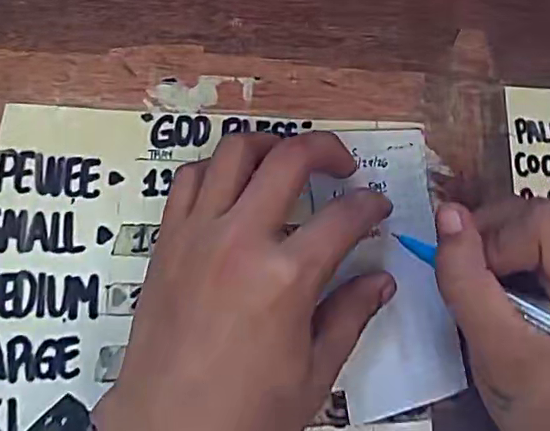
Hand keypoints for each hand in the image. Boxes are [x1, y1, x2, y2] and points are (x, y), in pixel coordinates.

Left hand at [93, 132, 395, 430]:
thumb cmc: (242, 416)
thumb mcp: (313, 376)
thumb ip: (350, 316)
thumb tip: (381, 280)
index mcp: (285, 279)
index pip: (344, 217)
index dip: (370, 205)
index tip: (375, 206)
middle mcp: (241, 241)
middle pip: (291, 158)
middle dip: (327, 148)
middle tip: (340, 163)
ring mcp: (200, 233)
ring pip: (235, 151)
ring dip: (269, 145)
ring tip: (286, 159)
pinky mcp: (168, 238)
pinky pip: (189, 177)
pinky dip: (214, 168)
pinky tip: (231, 184)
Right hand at [433, 197, 549, 430]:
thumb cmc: (541, 411)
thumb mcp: (497, 350)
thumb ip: (467, 280)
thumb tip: (448, 213)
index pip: (540, 223)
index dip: (497, 239)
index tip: (475, 278)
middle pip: (531, 217)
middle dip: (489, 241)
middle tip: (472, 285)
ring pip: (523, 225)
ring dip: (490, 250)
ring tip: (485, 295)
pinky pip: (524, 243)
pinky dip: (497, 259)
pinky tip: (495, 294)